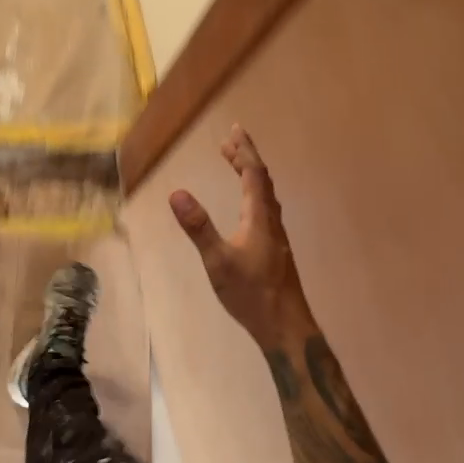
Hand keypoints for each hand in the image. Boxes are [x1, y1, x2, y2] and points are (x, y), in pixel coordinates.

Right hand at [170, 125, 314, 347]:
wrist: (287, 331)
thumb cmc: (253, 294)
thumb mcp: (218, 261)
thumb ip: (198, 227)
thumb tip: (176, 192)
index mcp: (259, 218)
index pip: (253, 175)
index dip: (244, 152)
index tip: (234, 131)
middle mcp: (271, 222)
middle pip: (262, 181)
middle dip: (246, 157)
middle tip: (231, 140)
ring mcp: (275, 237)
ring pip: (265, 195)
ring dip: (251, 174)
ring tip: (236, 163)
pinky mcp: (275, 251)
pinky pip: (265, 208)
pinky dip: (253, 193)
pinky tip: (247, 206)